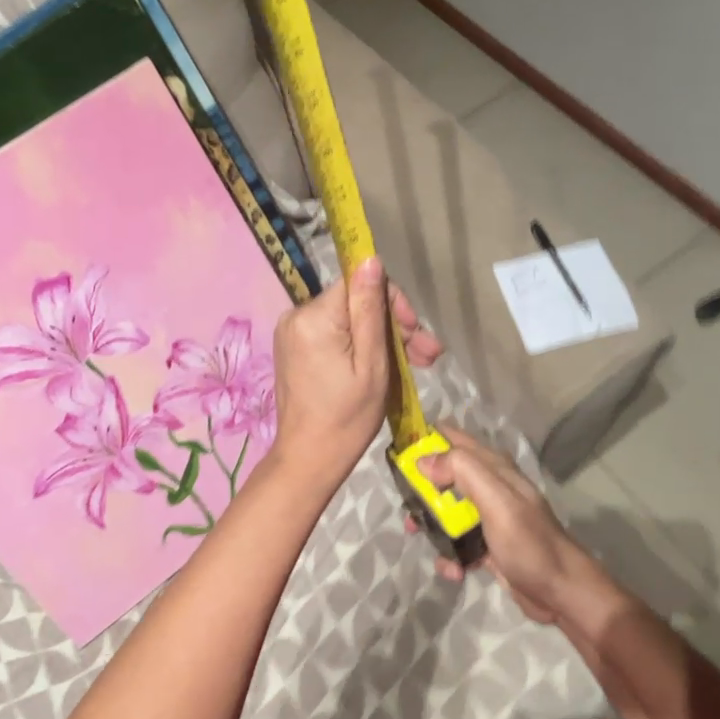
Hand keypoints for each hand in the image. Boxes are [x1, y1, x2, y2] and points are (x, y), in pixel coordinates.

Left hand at [268, 257, 442, 493]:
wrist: (308, 459)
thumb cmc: (347, 418)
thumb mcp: (372, 364)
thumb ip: (371, 310)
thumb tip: (371, 259)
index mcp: (314, 317)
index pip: (358, 282)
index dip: (391, 300)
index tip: (414, 329)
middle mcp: (296, 316)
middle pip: (354, 302)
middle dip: (393, 324)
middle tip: (428, 355)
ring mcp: (291, 332)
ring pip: (347, 320)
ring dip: (382, 337)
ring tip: (419, 364)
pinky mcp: (293, 347)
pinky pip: (333, 334)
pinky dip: (360, 346)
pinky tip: (388, 365)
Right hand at [410, 428, 583, 623]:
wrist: (563, 594)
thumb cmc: (530, 544)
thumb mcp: (497, 501)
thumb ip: (463, 471)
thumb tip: (423, 459)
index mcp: (494, 468)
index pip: (454, 438)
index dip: (425, 439)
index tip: (397, 453)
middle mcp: (490, 487)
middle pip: (444, 475)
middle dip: (421, 490)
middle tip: (408, 510)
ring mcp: (488, 517)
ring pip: (446, 510)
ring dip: (432, 527)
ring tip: (421, 540)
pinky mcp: (488, 545)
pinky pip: (457, 542)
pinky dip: (450, 555)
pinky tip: (454, 571)